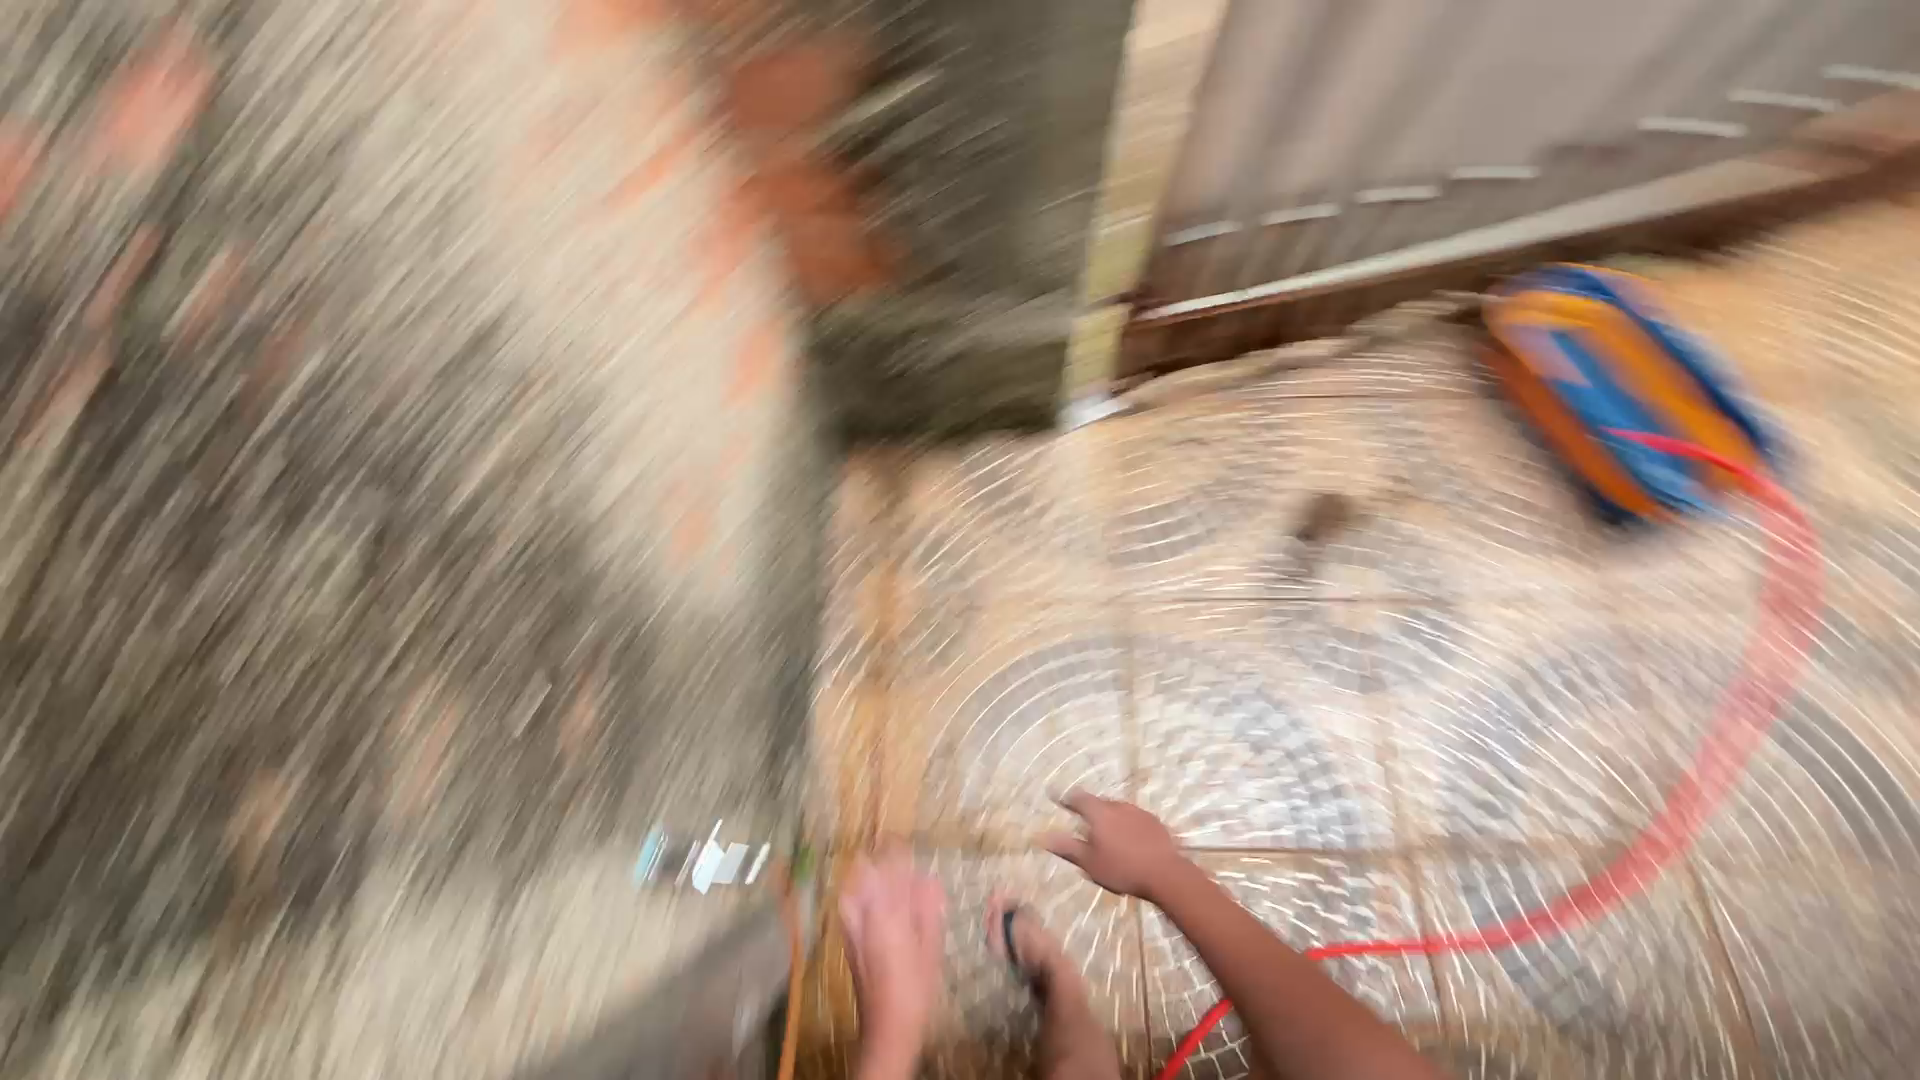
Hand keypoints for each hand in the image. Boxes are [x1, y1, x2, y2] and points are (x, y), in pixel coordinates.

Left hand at [839, 852, 945, 1075]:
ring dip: (868, 875)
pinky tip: (872, 900)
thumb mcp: (931, 949)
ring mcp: (851, 927)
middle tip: (896, 855)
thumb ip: (928, 910)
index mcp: (888, 913)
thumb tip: (929, 879)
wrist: (887, 1028)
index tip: (901, 836)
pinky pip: (850, 904)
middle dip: (880, 859)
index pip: (890, 868)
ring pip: (854, 887)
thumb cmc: (915, 989)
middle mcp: (865, 915)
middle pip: (866, 871)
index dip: (895, 849)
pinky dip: (859, 894)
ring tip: (884, 874)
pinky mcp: (847, 940)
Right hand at [1044, 791, 1191, 900]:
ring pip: (1118, 810)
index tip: (1059, 799)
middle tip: (1085, 824)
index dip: (1067, 798)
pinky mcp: (1154, 822)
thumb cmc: (1122, 869)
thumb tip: (1042, 836)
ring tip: (1108, 835)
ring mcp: (1138, 812)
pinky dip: (1127, 825)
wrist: (1165, 873)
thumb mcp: (1089, 862)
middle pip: (1099, 802)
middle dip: (1090, 810)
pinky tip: (1130, 840)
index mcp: (1099, 813)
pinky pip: (1134, 818)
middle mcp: (1118, 806)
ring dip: (1110, 818)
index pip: (1078, 797)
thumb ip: (1067, 847)